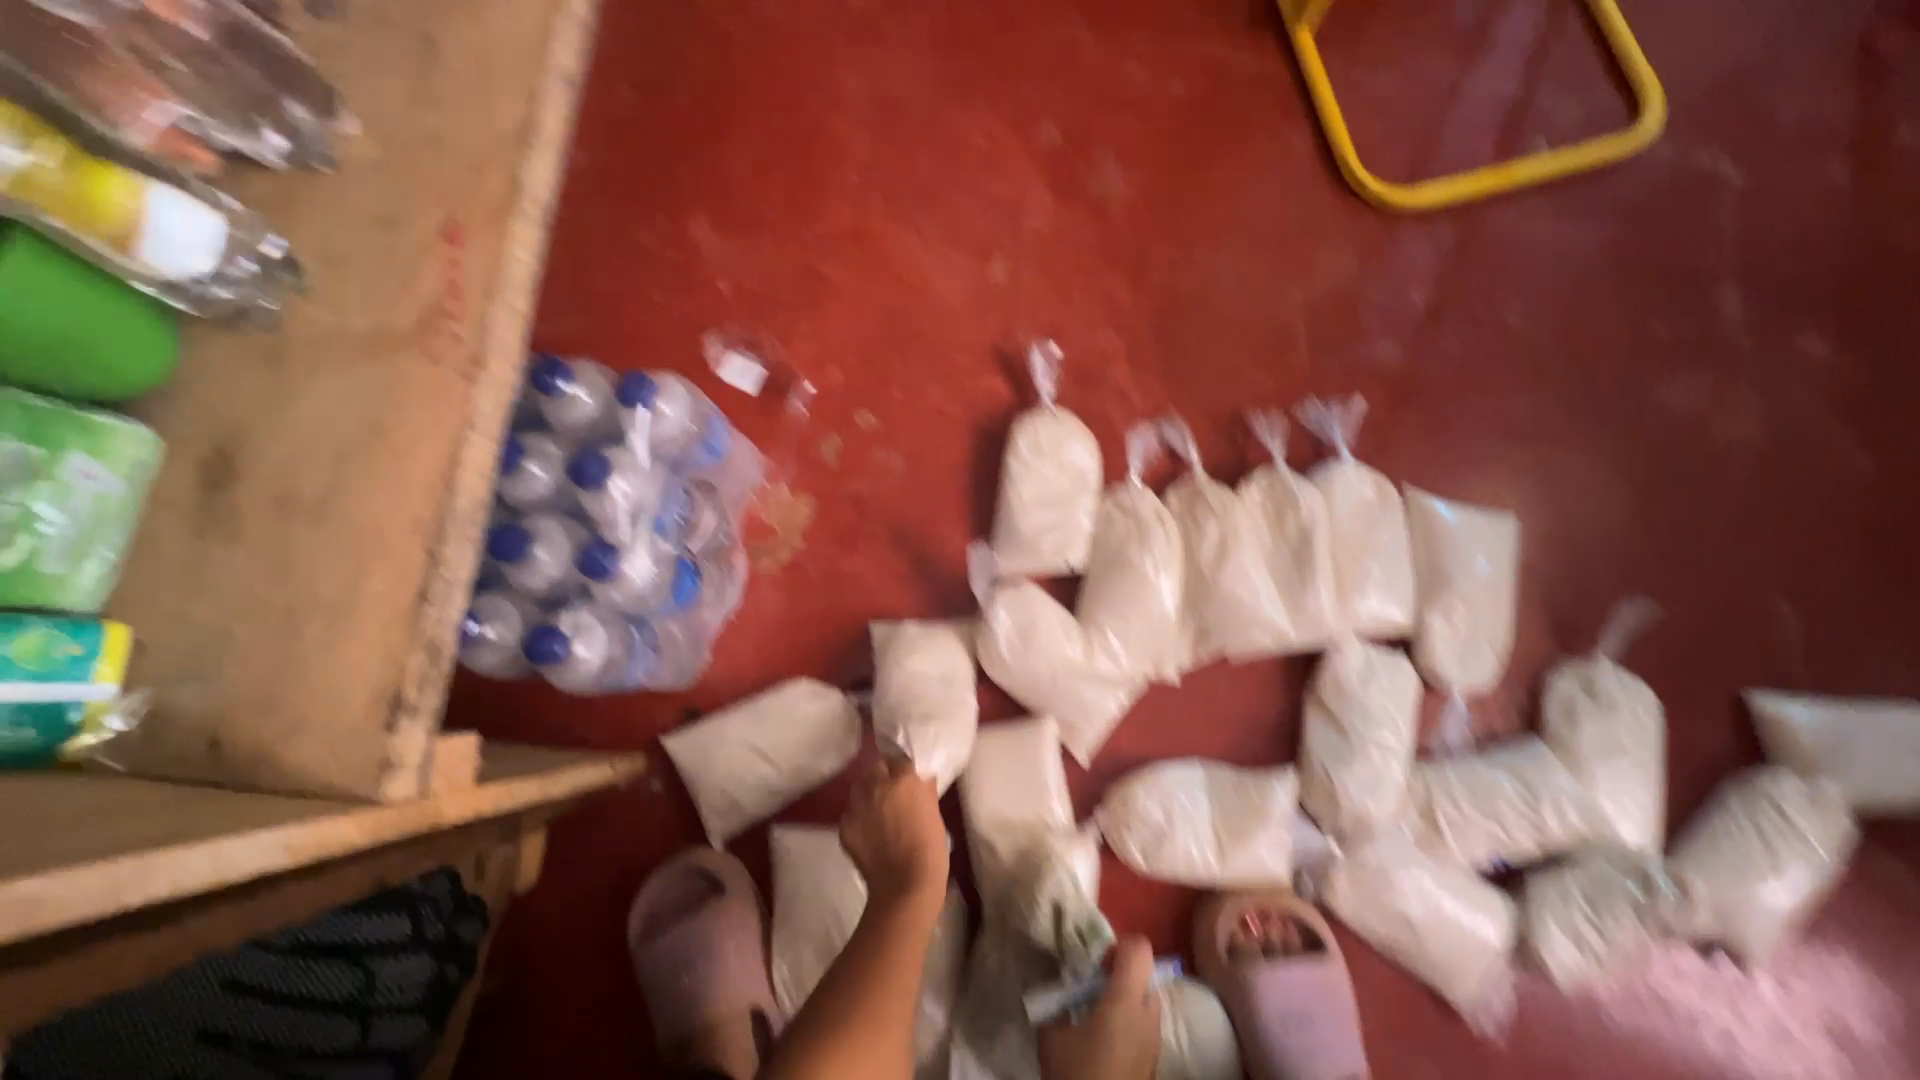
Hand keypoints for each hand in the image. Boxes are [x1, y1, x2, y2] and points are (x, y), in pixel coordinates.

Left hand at [840, 757, 948, 913]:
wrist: (904, 886)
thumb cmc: (930, 850)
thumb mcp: (935, 815)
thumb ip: (925, 791)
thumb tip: (921, 779)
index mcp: (903, 781)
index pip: (900, 759)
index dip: (903, 769)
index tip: (907, 778)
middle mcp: (876, 786)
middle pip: (875, 767)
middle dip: (882, 775)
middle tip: (891, 792)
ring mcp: (857, 806)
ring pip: (859, 788)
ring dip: (867, 792)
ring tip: (877, 810)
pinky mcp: (844, 826)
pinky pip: (850, 812)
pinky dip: (858, 817)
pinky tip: (868, 832)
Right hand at [1037, 938, 1161, 1079]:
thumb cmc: (1077, 1075)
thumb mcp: (1051, 1036)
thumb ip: (1055, 1005)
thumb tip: (1057, 997)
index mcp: (1126, 999)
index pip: (1139, 947)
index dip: (1117, 946)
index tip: (1095, 965)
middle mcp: (1150, 1013)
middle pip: (1145, 973)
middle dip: (1120, 974)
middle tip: (1091, 990)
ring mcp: (1156, 1037)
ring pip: (1147, 998)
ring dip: (1125, 998)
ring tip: (1096, 1018)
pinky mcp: (1155, 1058)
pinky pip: (1146, 1023)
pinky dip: (1129, 1020)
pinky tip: (1104, 1042)